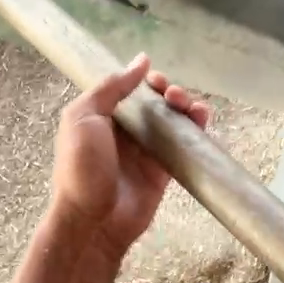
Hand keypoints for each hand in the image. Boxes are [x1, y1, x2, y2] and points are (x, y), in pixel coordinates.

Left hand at [50, 53, 210, 262]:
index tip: (155, 81)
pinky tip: (202, 121)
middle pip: (156, 104)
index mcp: (103, 118)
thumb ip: (110, 87)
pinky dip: (196, 132)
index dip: (147, 82)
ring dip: (185, 108)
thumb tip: (141, 61)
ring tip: (189, 108)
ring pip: (173, 123)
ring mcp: (146, 154)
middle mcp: (126, 134)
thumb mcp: (83, 117)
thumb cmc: (81, 169)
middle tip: (172, 97)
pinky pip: (183, 147)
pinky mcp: (163, 174)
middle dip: (169, 93)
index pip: (131, 91)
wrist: (92, 222)